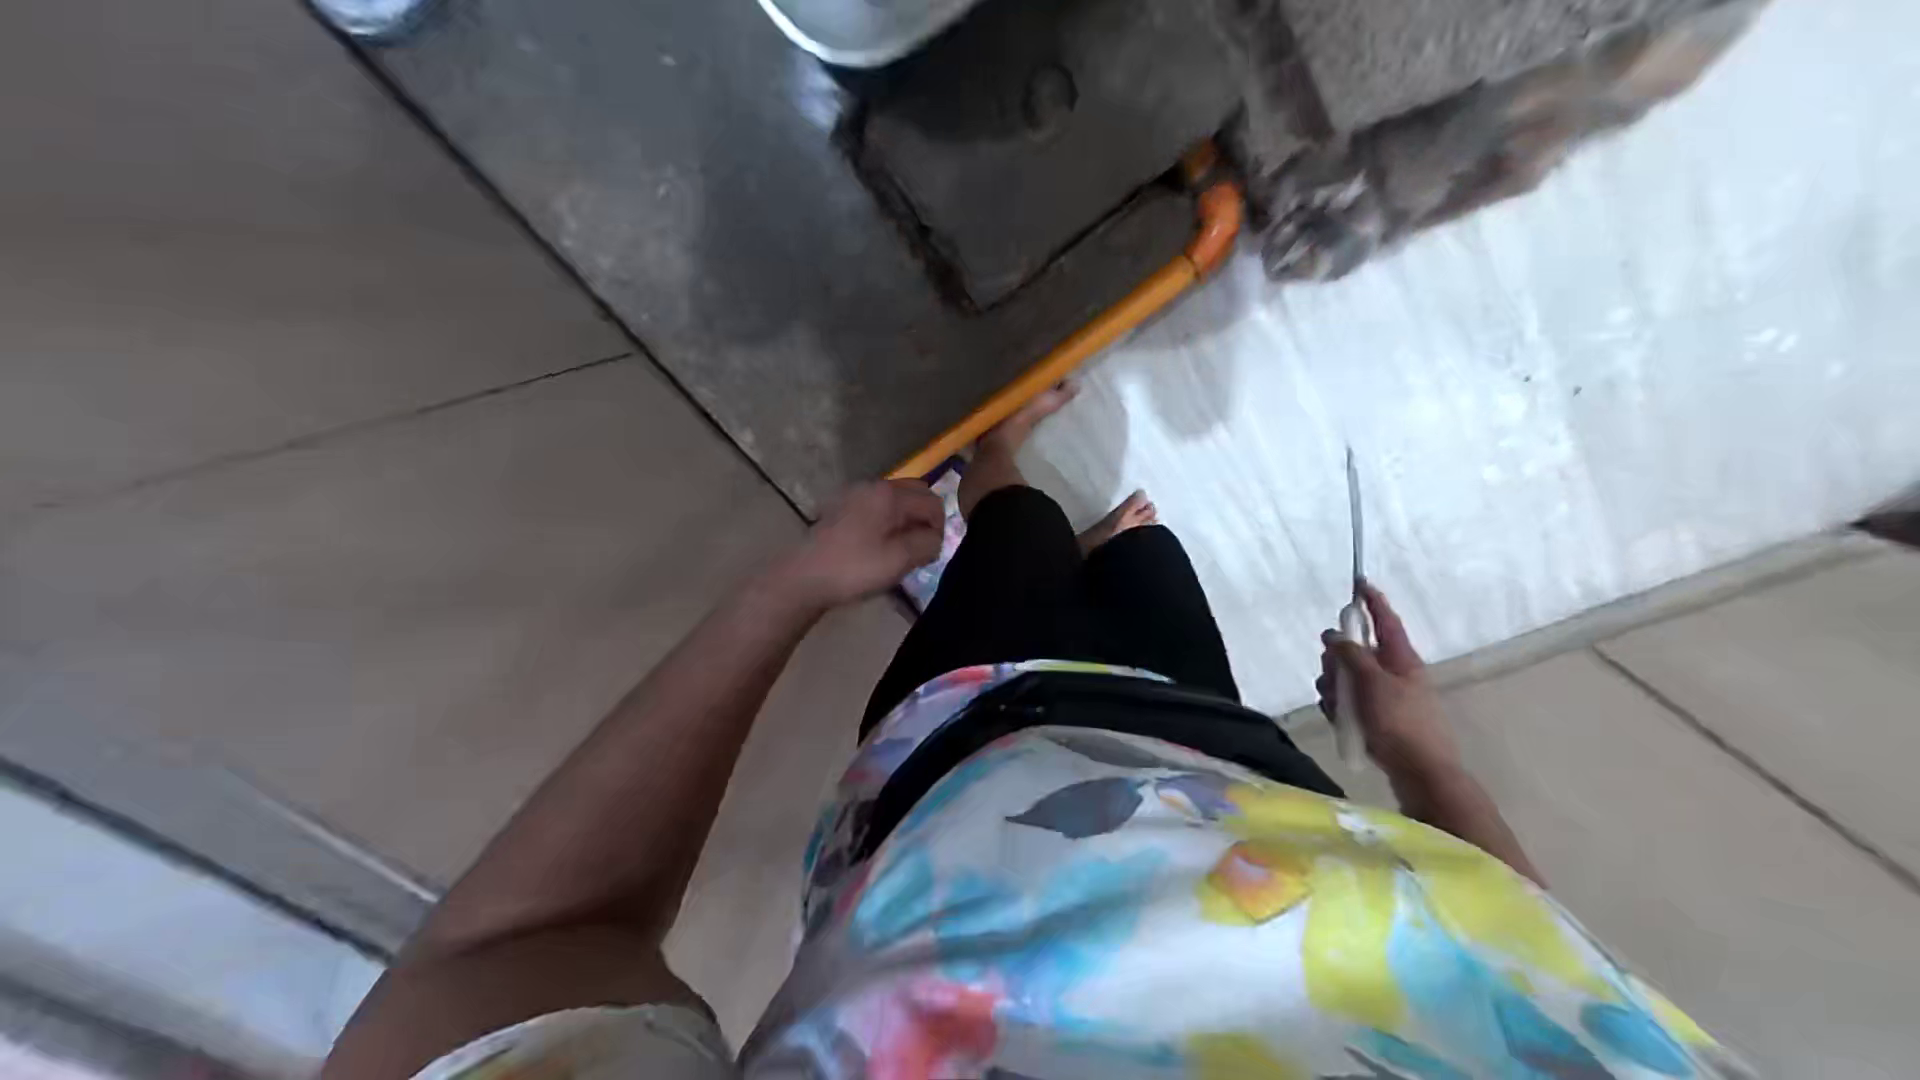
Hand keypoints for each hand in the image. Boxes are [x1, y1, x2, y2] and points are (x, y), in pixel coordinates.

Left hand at [775, 480, 945, 609]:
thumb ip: (928, 544)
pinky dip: (888, 522)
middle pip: (915, 493)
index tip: (930, 553)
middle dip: (925, 519)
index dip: (939, 527)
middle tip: (920, 548)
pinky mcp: (842, 509)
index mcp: (890, 494)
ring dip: (906, 521)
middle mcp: (873, 486)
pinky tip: (879, 546)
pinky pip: (877, 508)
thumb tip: (935, 537)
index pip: (932, 501)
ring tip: (901, 550)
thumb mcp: (900, 559)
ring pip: (896, 501)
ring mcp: (855, 495)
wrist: (803, 578)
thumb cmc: (855, 568)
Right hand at [1316, 582, 1460, 775]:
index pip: (1384, 621)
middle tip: (1331, 674)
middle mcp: (1392, 673)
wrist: (1421, 773)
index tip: (1359, 581)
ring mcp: (1384, 696)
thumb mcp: (1372, 684)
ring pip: (1346, 678)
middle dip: (1336, 660)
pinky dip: (1338, 707)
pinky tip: (1339, 720)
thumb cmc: (1401, 723)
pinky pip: (1347, 702)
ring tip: (1336, 706)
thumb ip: (1351, 655)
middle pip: (1355, 651)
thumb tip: (1333, 633)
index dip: (1372, 601)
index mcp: (1400, 659)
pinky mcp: (1375, 718)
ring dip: (1334, 687)